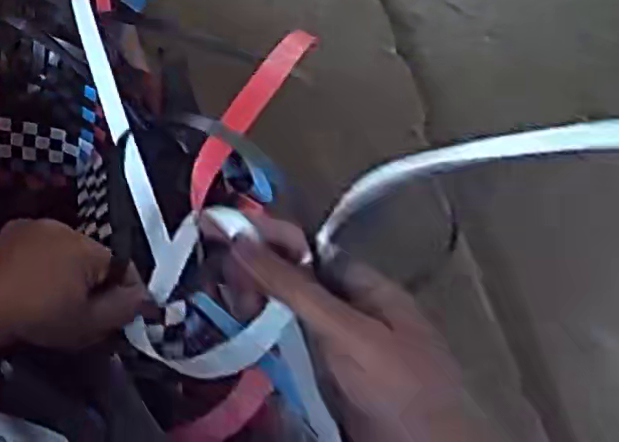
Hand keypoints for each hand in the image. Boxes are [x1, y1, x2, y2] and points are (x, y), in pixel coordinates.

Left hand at [0, 219, 144, 349]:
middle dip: (95, 281)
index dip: (126, 293)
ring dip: (69, 270)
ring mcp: (32, 223)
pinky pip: (41, 245)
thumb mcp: (92, 323)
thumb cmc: (42, 313)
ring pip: (66, 249)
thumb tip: (142, 295)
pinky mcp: (11, 228)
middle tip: (86, 311)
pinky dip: (44, 261)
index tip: (116, 316)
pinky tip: (35, 282)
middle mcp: (59, 225)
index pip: (122, 266)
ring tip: (57, 298)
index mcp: (84, 244)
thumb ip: (124, 307)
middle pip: (93, 255)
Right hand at [219, 215, 494, 441]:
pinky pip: (275, 328)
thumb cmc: (404, 393)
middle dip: (250, 268)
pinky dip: (252, 321)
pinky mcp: (315, 362)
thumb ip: (292, 284)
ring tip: (231, 305)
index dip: (260, 233)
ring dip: (247, 295)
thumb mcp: (348, 334)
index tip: (214, 226)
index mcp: (364, 286)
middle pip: (283, 269)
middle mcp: (345, 304)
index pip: (303, 244)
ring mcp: (330, 335)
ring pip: (274, 298)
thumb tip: (237, 236)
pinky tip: (236, 321)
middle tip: (223, 278)